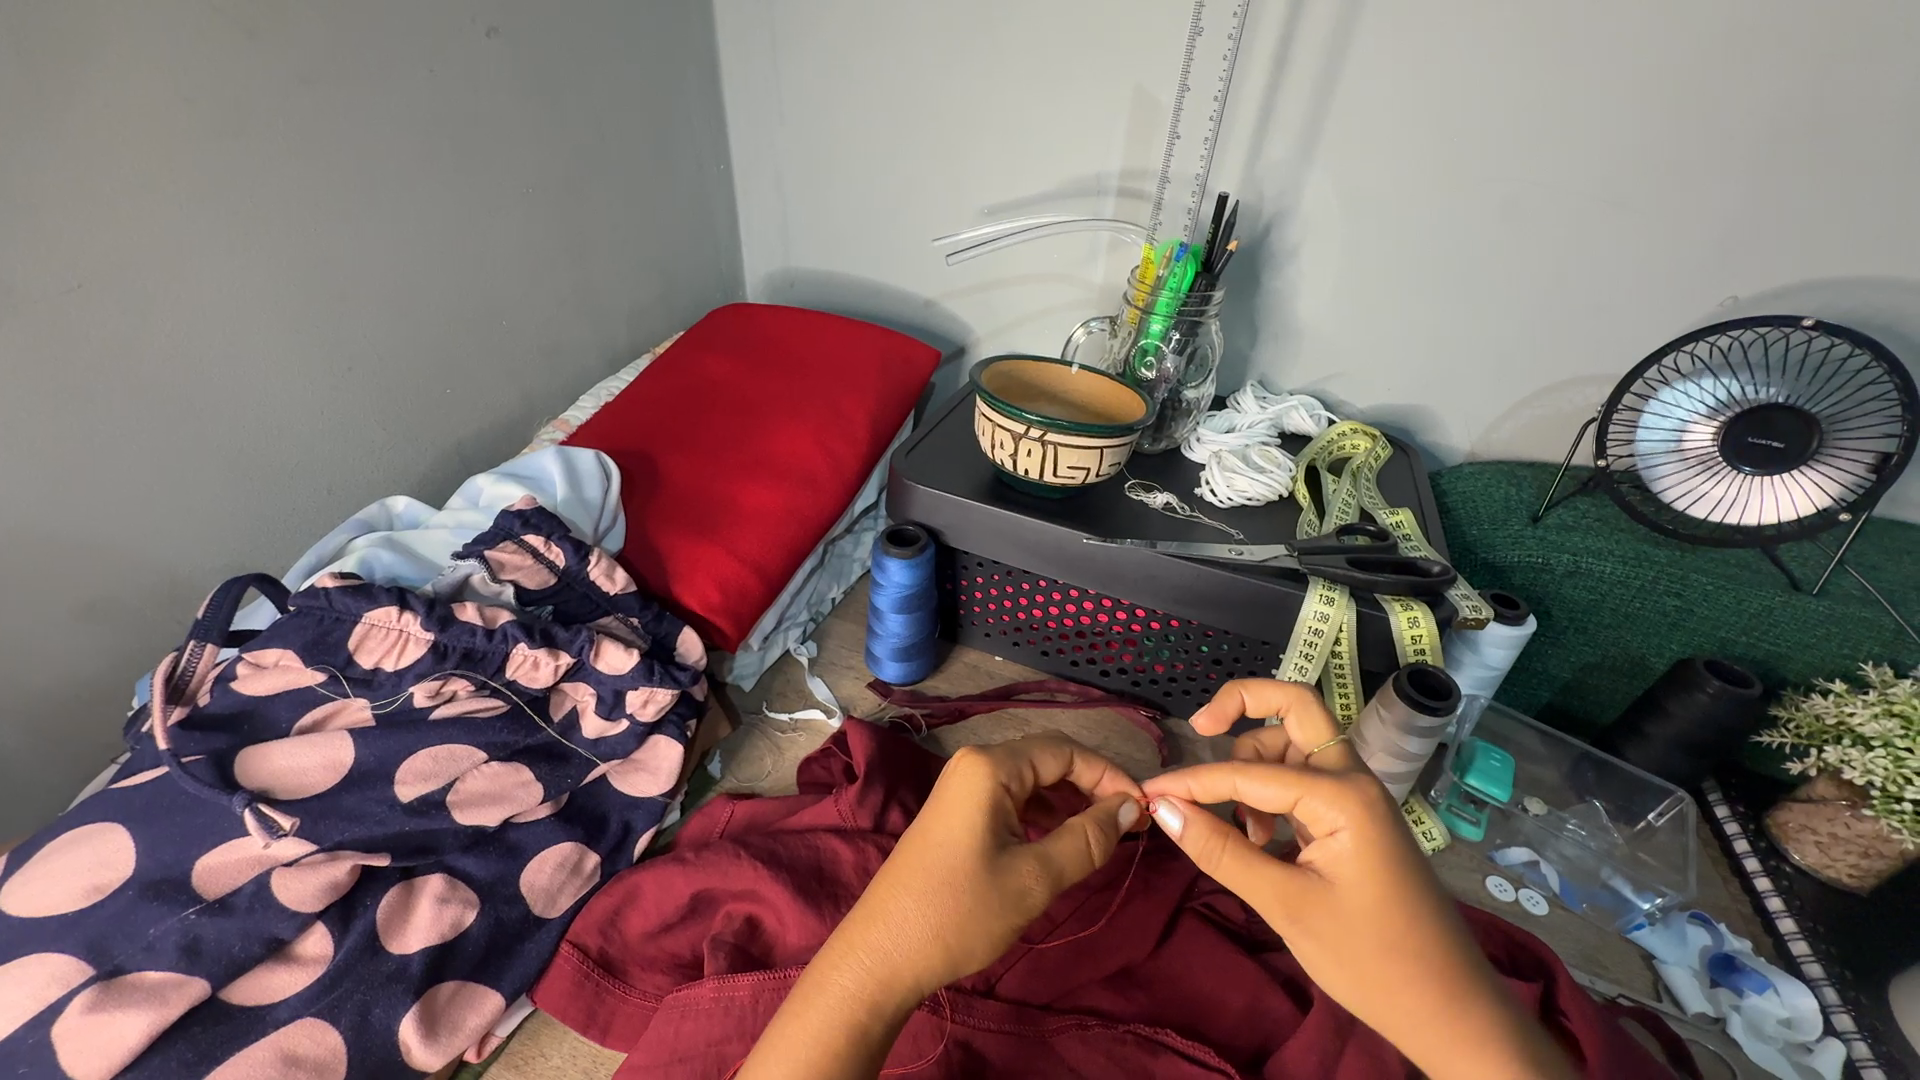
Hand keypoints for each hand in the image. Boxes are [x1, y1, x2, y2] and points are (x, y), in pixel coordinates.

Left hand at [846, 733, 1145, 996]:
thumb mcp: (1034, 878)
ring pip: (1031, 781)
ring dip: (1069, 802)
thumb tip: (1130, 807)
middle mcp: (975, 764)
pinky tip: (1063, 842)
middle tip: (1129, 824)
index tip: (1144, 810)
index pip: (1065, 750)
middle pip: (1048, 759)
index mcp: (990, 766)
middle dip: (1091, 786)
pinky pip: (1012, 799)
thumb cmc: (960, 912)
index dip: (1109, 775)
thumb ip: (1087, 839)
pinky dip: (1043, 815)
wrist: (884, 953)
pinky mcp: (958, 813)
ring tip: (1103, 836)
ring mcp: (963, 787)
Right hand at [1142, 680, 1575, 1079]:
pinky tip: (1260, 838)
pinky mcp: (1355, 818)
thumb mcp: (1284, 905)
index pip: (1246, 772)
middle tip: (1199, 728)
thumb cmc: (1370, 960)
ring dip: (1256, 762)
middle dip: (1242, 703)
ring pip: (1296, 741)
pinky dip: (1272, 789)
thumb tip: (1163, 809)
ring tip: (1241, 825)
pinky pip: (1304, 777)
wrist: (1453, 1011)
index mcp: (1341, 794)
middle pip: (1295, 706)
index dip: (1191, 782)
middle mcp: (1353, 778)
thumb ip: (1220, 850)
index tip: (1148, 793)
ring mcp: (1358, 796)